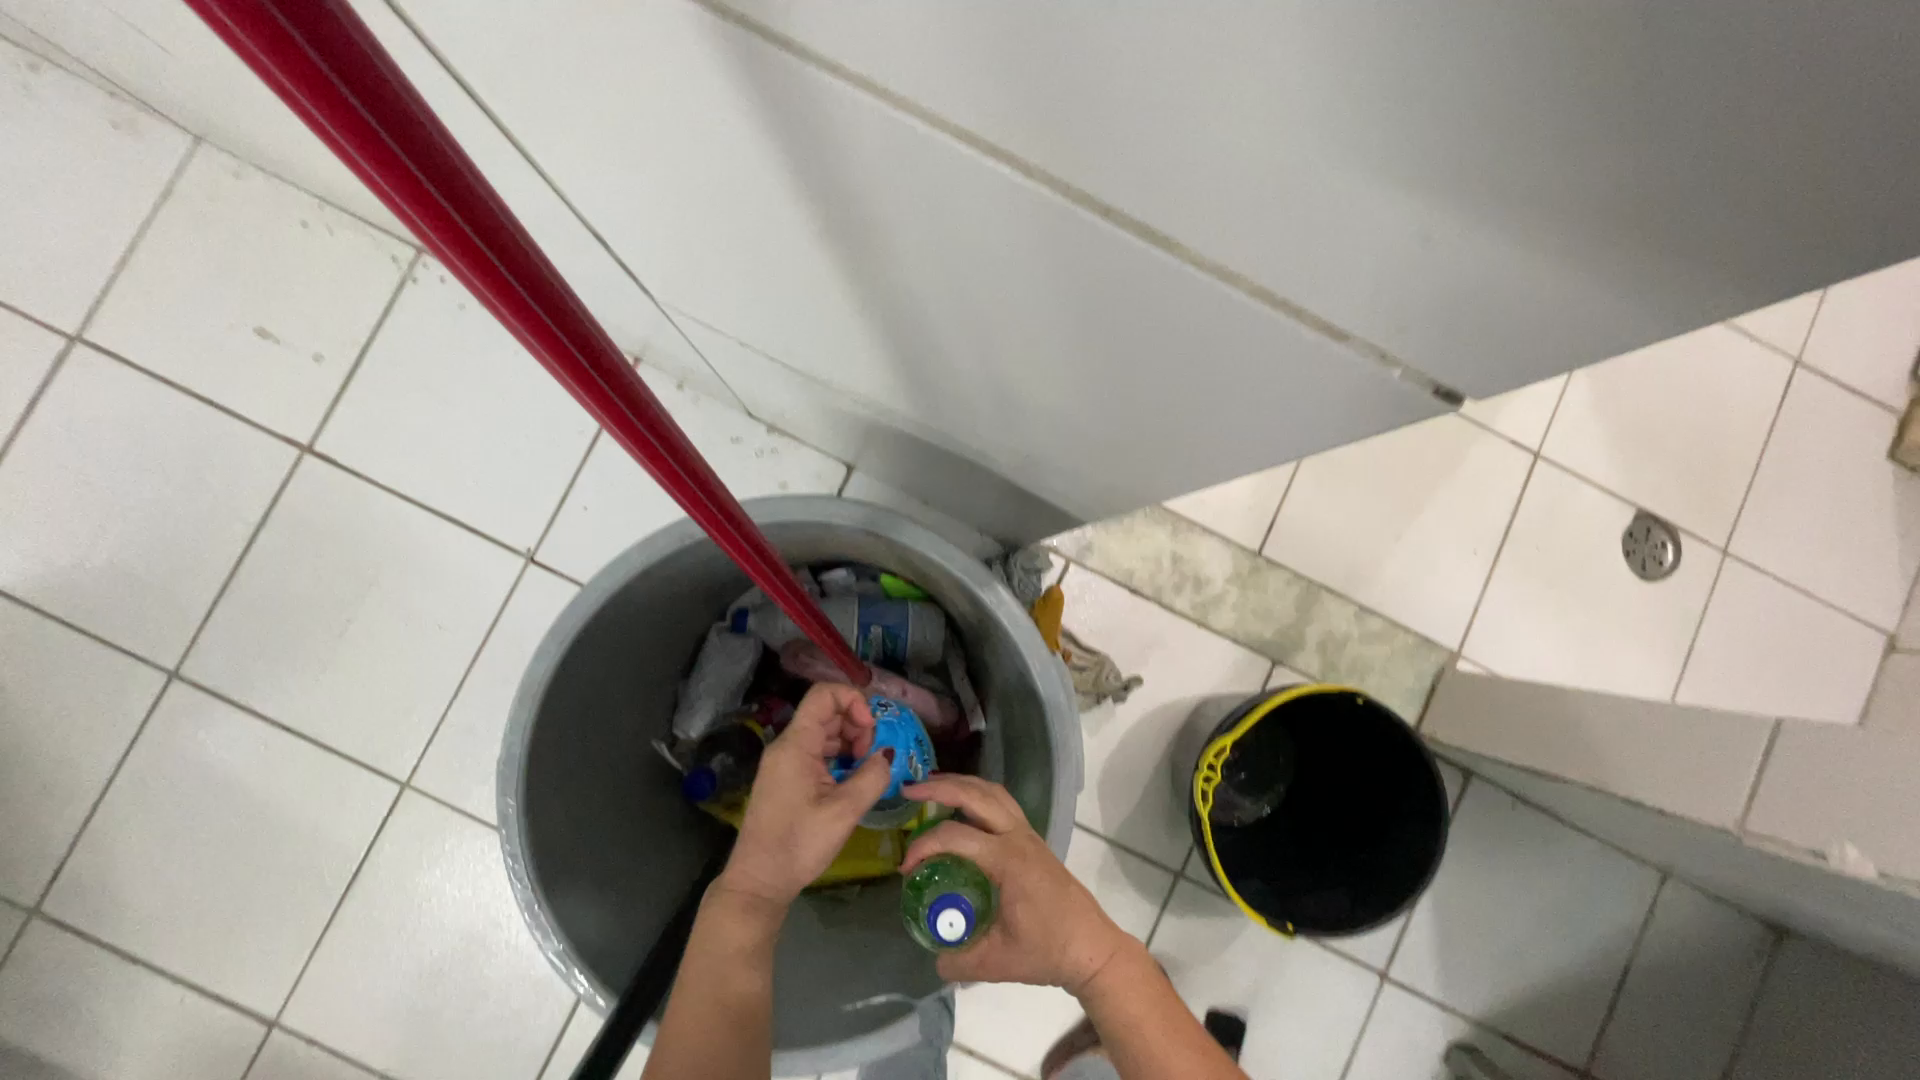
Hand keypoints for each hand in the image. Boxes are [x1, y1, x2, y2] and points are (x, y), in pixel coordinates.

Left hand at [716, 684, 893, 905]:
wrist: (759, 882)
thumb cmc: (799, 845)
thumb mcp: (844, 812)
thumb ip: (872, 777)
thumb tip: (887, 757)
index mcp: (796, 744)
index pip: (824, 694)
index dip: (853, 701)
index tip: (872, 730)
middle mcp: (787, 746)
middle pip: (826, 711)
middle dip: (856, 724)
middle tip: (872, 756)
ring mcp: (786, 762)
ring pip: (824, 732)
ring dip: (850, 742)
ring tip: (865, 770)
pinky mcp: (788, 779)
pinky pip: (817, 752)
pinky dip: (839, 757)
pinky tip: (852, 780)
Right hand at [901, 775, 1138, 994]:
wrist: (1091, 948)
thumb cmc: (1047, 951)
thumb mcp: (997, 961)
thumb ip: (959, 960)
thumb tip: (932, 957)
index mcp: (1008, 860)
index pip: (955, 837)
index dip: (923, 847)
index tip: (906, 870)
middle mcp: (1018, 836)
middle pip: (976, 794)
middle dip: (939, 786)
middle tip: (909, 788)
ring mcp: (1027, 833)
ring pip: (991, 791)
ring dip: (960, 784)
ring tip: (930, 787)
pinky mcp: (1032, 838)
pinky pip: (1001, 802)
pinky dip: (977, 794)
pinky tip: (960, 806)